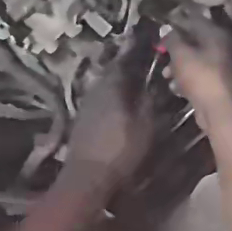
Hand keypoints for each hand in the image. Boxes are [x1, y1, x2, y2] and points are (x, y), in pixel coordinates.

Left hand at [61, 61, 151, 191]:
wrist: (86, 177)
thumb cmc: (119, 150)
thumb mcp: (144, 127)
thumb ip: (148, 103)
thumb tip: (151, 86)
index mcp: (111, 86)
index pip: (124, 62)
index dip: (136, 57)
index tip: (148, 53)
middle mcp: (94, 90)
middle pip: (112, 75)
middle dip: (127, 72)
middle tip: (144, 72)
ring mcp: (84, 105)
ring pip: (104, 89)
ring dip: (117, 88)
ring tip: (134, 91)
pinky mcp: (80, 120)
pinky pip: (98, 102)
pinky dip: (110, 101)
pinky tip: (118, 110)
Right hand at [166, 12, 231, 123]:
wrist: (221, 111)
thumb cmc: (200, 77)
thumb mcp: (181, 56)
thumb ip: (172, 40)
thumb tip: (166, 28)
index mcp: (216, 35)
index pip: (194, 21)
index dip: (176, 24)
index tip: (161, 31)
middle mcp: (222, 47)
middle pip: (194, 41)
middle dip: (175, 49)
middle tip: (160, 54)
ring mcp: (222, 66)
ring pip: (195, 60)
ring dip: (178, 66)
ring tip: (166, 76)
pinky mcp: (218, 83)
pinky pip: (199, 75)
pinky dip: (187, 79)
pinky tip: (176, 88)